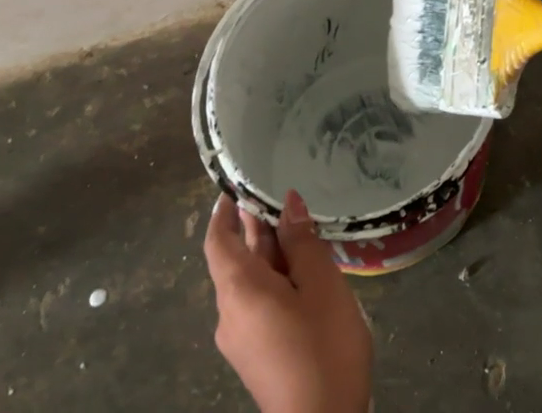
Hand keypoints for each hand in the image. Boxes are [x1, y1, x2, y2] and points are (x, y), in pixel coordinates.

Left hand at [203, 189, 371, 412]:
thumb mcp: (321, 286)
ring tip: (304, 232)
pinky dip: (277, 281)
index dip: (225, 211)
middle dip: (257, 229)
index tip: (240, 185)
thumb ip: (302, 242)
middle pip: (236, 261)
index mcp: (239, 290)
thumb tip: (288, 203)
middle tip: (286, 198)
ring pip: (251, 283)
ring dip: (272, 255)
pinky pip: (259, 305)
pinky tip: (306, 277)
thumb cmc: (323, 347)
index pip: (218, 241)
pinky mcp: (255, 355)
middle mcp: (229, 312)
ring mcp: (240, 338)